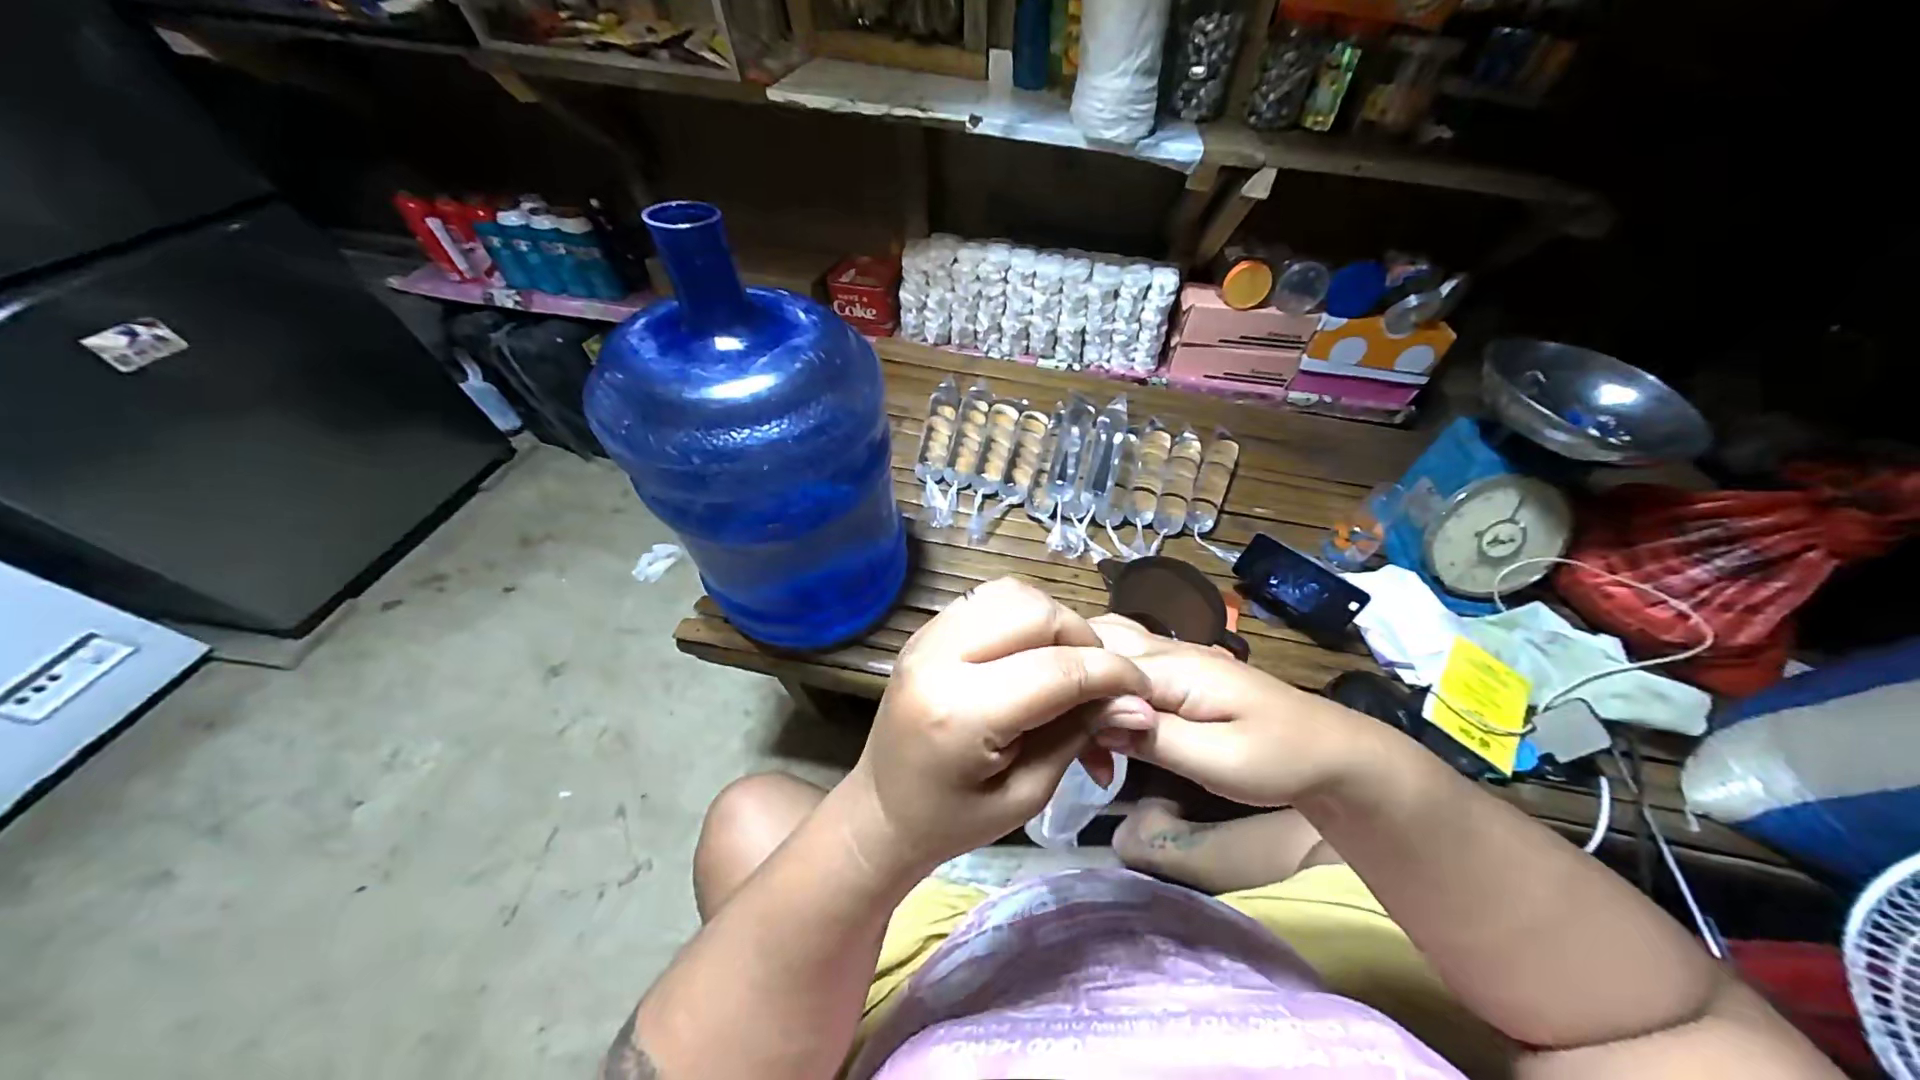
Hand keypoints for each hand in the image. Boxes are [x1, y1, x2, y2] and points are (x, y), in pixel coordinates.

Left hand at [845, 579, 1155, 873]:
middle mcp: (939, 658)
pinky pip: (988, 600)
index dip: (1111, 675)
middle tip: (1097, 683)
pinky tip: (1032, 655)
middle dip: (1082, 641)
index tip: (1140, 691)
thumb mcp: (1026, 793)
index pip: (1057, 669)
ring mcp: (927, 637)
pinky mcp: (926, 631)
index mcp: (961, 712)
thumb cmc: (953, 820)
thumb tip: (1138, 703)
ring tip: (1066, 666)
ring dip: (1054, 622)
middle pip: (1035, 612)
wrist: (881, 810)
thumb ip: (1078, 735)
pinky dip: (1023, 617)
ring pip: (1012, 594)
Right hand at [1087, 614, 1381, 806]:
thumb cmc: (1280, 759)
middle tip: (1071, 738)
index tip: (1082, 755)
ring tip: (1080, 728)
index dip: (1076, 704)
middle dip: (1068, 681)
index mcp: (1175, 667)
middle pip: (1093, 641)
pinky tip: (1104, 721)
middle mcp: (1166, 648)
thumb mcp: (1218, 761)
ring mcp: (1171, 655)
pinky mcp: (1175, 670)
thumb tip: (1093, 721)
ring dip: (1082, 679)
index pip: (1099, 667)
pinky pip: (1121, 662)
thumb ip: (1152, 737)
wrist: (1331, 751)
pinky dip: (1101, 683)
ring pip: (1104, 644)